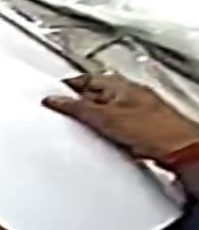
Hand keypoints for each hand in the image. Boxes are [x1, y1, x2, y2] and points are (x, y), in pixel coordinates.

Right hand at [45, 73, 198, 165]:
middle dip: (73, 101)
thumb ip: (74, 106)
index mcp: (125, 87)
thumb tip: (53, 100)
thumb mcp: (102, 116)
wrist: (180, 150)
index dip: (66, 84)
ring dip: (84, 115)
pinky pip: (105, 121)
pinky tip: (90, 131)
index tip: (48, 93)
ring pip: (98, 108)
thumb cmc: (154, 130)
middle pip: (92, 93)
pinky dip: (95, 125)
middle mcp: (131, 96)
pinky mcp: (134, 125)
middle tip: (57, 108)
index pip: (87, 79)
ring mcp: (133, 111)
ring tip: (75, 122)